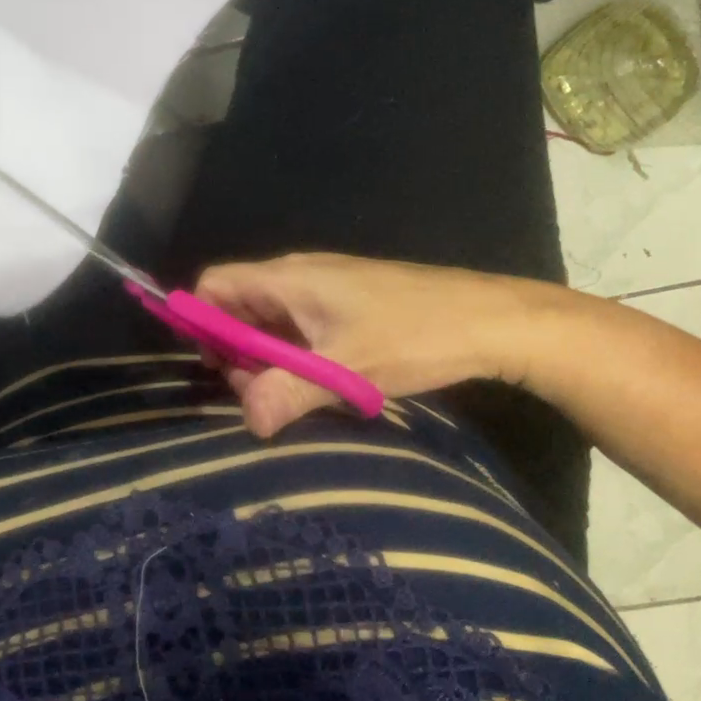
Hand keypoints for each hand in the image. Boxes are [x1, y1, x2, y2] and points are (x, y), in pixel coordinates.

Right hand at [195, 253, 559, 436]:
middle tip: (265, 394)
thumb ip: (289, 393)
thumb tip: (249, 423)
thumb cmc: (418, 335)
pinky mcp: (347, 305)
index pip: (214, 285)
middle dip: (238, 353)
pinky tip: (321, 383)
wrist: (498, 321)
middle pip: (237, 307)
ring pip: (269, 322)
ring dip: (270, 360)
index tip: (221, 368)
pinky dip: (296, 356)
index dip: (202, 323)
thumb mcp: (348, 369)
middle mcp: (298, 277)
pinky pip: (299, 328)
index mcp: (288, 279)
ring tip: (295, 395)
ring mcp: (325, 290)